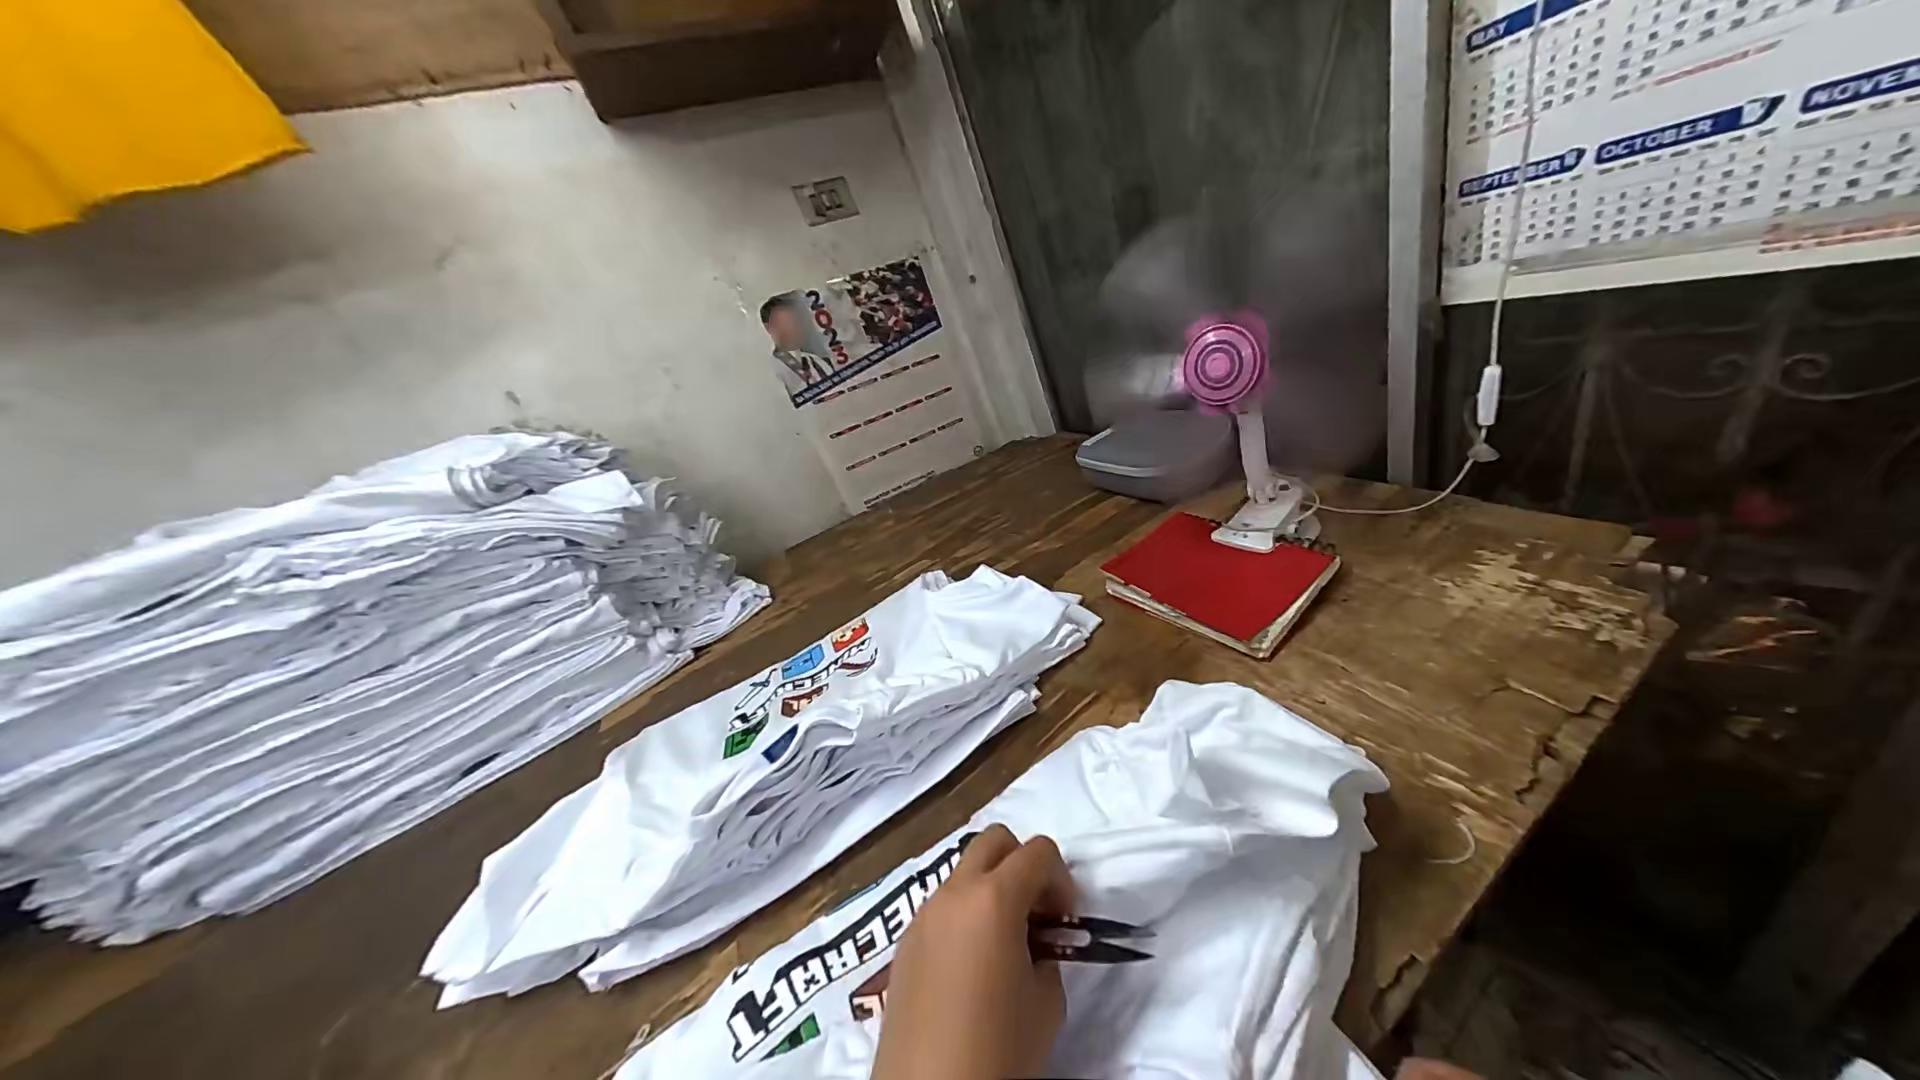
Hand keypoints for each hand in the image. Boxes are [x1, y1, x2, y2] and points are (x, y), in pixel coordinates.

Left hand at [870, 824, 1074, 1079]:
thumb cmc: (998, 1049)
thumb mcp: (1046, 1002)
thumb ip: (1047, 953)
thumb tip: (1035, 942)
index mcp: (992, 898)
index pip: (1038, 851)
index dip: (1062, 879)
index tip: (1066, 921)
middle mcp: (953, 892)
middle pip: (994, 841)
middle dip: (1023, 866)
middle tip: (1037, 915)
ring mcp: (923, 913)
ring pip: (965, 871)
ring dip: (992, 888)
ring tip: (1004, 944)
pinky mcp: (905, 941)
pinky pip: (942, 905)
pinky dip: (965, 914)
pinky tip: (972, 966)